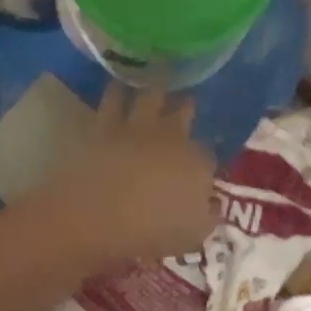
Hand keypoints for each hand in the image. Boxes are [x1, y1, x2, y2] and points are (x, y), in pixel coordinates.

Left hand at [41, 81, 217, 264]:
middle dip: (187, 107)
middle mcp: (171, 136)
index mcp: (197, 163)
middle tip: (187, 100)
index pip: (207, 155)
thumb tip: (213, 205)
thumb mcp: (192, 236)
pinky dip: (117, 90)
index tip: (201, 163)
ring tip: (159, 73)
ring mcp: (136, 126)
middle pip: (183, 113)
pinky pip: (113, 99)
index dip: (204, 159)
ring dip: (157, 85)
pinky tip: (118, 83)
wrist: (97, 215)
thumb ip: (208, 218)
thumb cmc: (149, 232)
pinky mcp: (105, 124)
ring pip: (151, 95)